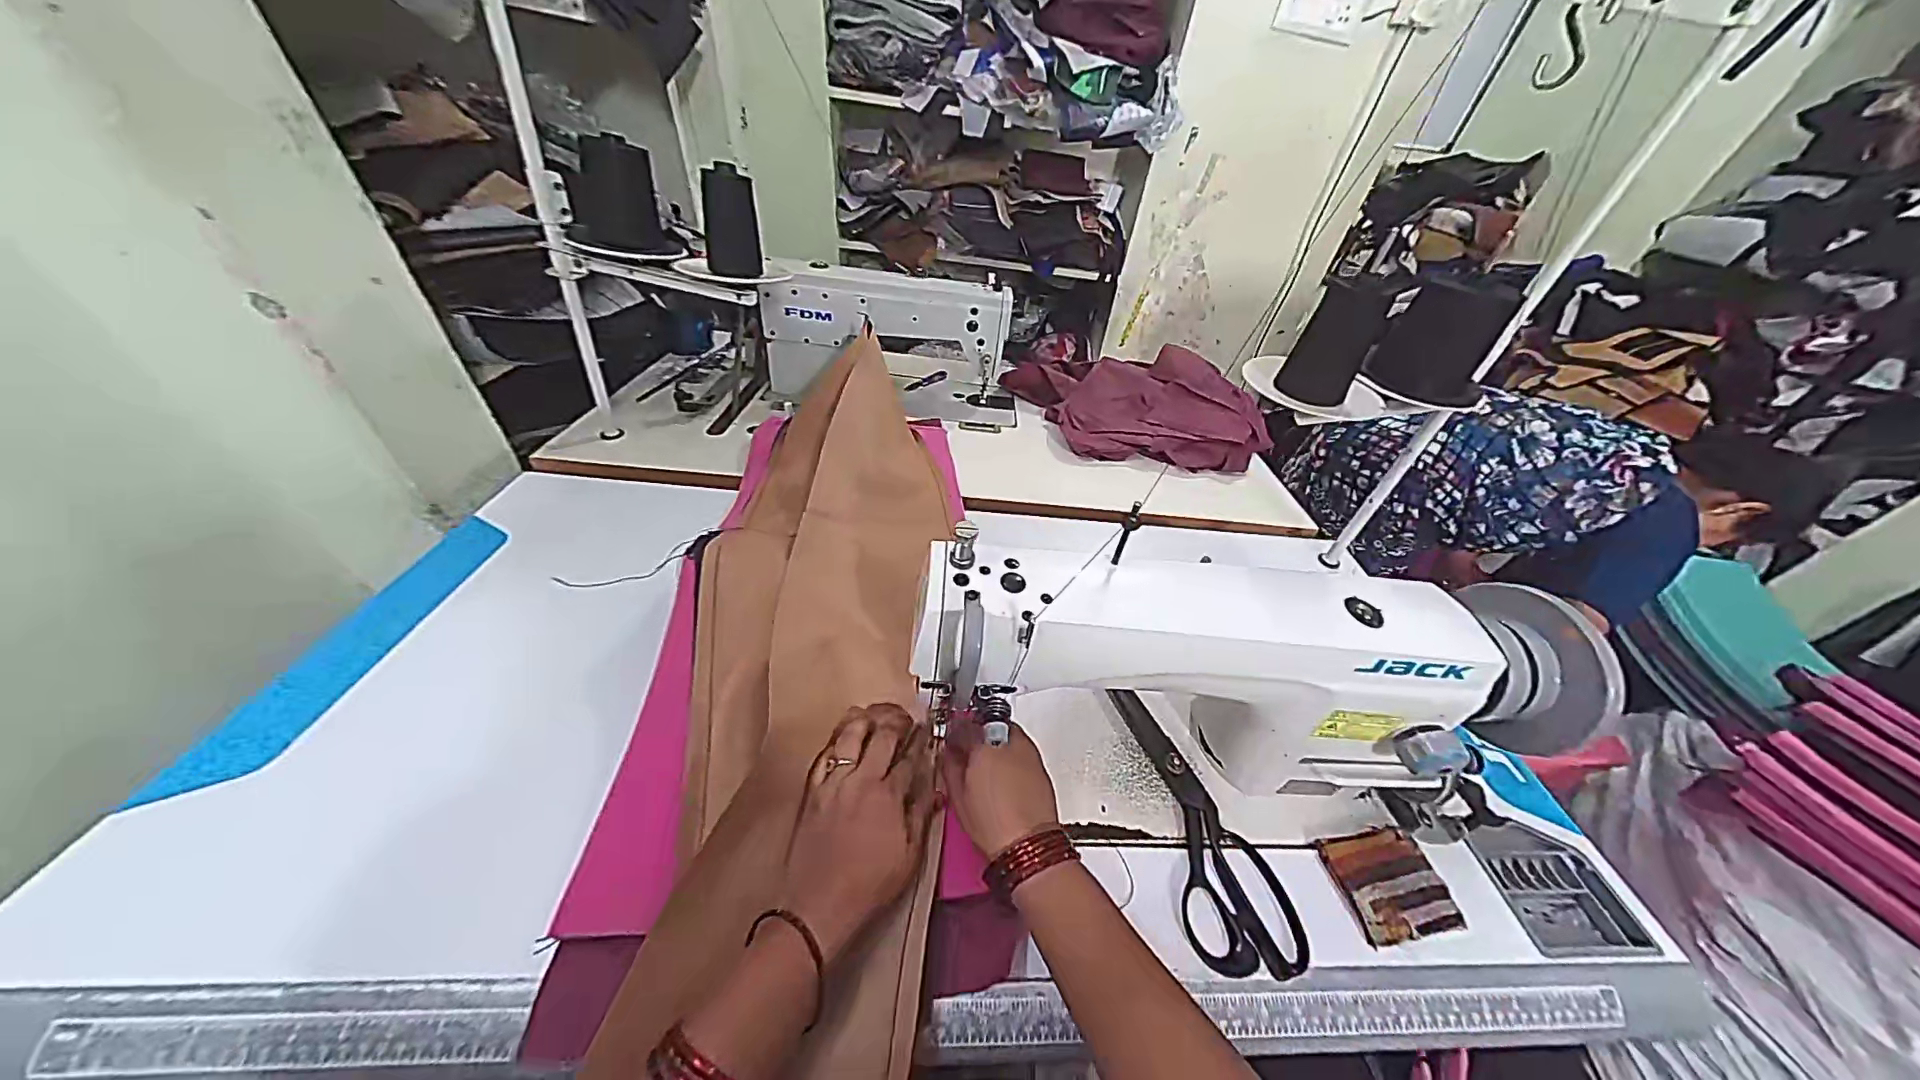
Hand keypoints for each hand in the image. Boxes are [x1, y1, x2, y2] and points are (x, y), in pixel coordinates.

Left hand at [781, 704, 938, 960]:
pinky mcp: (812, 791)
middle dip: (896, 719)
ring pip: (849, 734)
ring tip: (874, 713)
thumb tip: (933, 791)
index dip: (919, 739)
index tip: (925, 730)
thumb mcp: (909, 856)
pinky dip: (836, 739)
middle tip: (904, 715)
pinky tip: (843, 735)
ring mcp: (833, 783)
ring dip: (865, 718)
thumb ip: (920, 816)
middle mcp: (860, 781)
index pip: (908, 756)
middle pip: (881, 735)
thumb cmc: (868, 885)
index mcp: (888, 796)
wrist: (819, 905)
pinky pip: (825, 753)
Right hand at [941, 719, 1059, 858]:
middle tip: (969, 746)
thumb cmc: (995, 826)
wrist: (1028, 844)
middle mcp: (1008, 744)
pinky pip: (1022, 748)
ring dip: (996, 739)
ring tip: (988, 760)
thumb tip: (949, 754)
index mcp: (983, 748)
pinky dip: (1012, 753)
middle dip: (978, 730)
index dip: (955, 731)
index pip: (964, 726)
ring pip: (1008, 732)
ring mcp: (1027, 752)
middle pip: (989, 723)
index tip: (952, 740)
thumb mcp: (958, 797)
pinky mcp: (1040, 764)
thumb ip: (951, 766)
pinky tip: (1004, 772)